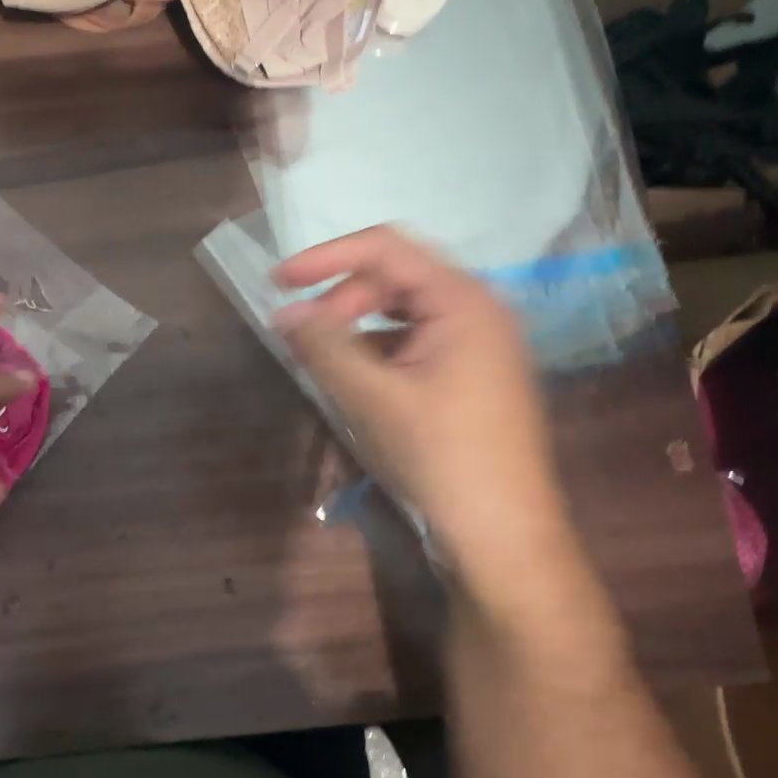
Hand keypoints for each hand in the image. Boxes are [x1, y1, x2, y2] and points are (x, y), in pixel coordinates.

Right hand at [271, 227, 568, 568]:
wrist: (501, 529)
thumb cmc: (440, 455)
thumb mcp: (373, 398)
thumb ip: (325, 348)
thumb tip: (284, 313)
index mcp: (461, 301)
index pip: (386, 249)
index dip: (326, 257)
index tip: (277, 282)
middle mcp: (474, 311)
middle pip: (393, 280)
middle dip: (338, 301)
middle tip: (297, 339)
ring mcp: (475, 345)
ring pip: (400, 315)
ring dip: (352, 329)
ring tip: (315, 361)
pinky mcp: (467, 377)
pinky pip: (411, 345)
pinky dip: (373, 354)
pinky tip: (349, 384)